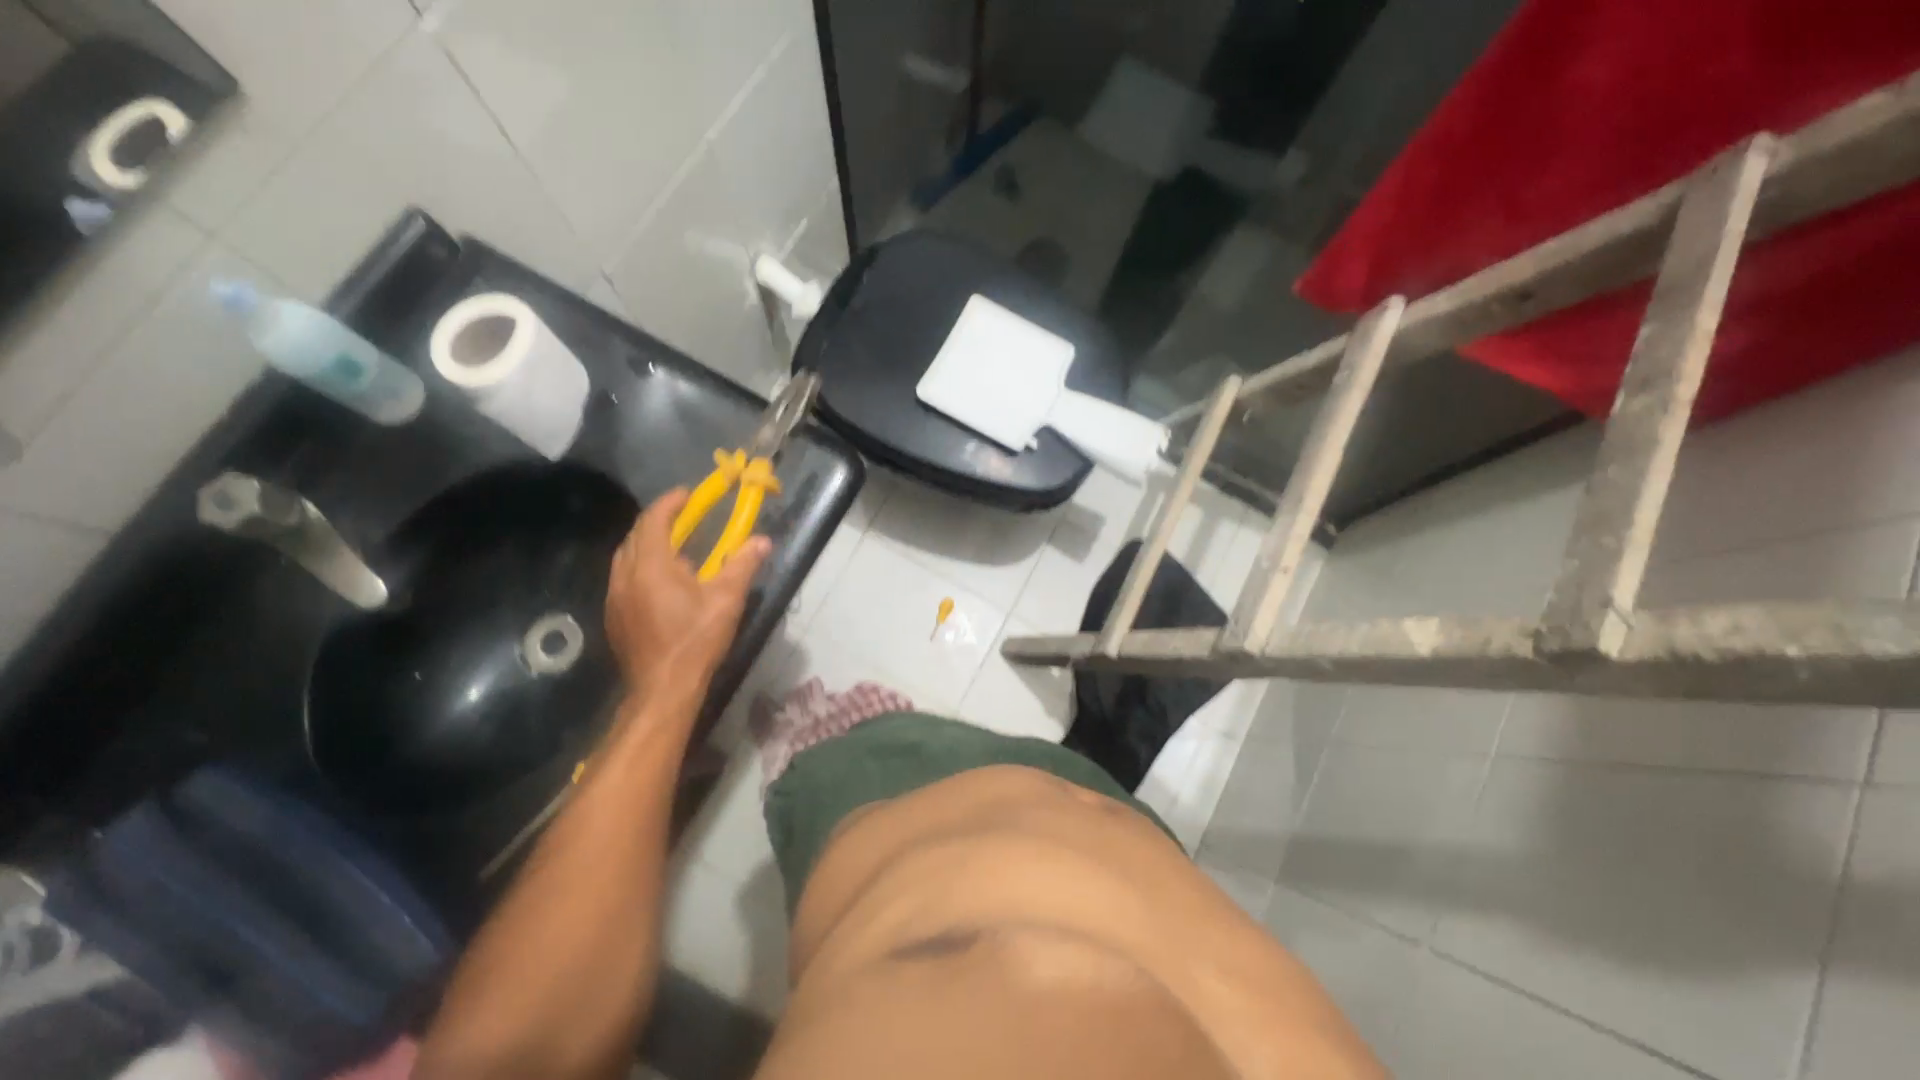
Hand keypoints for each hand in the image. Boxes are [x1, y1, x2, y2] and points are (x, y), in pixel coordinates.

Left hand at [605, 489, 770, 703]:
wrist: (663, 688)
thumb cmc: (696, 640)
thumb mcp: (727, 600)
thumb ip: (742, 565)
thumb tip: (762, 540)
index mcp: (651, 565)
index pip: (654, 520)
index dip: (670, 503)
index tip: (688, 494)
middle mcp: (625, 575)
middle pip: (635, 536)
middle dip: (658, 522)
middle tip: (682, 519)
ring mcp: (614, 597)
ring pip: (625, 558)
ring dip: (646, 546)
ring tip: (673, 550)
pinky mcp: (613, 616)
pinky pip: (622, 579)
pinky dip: (639, 569)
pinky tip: (659, 584)